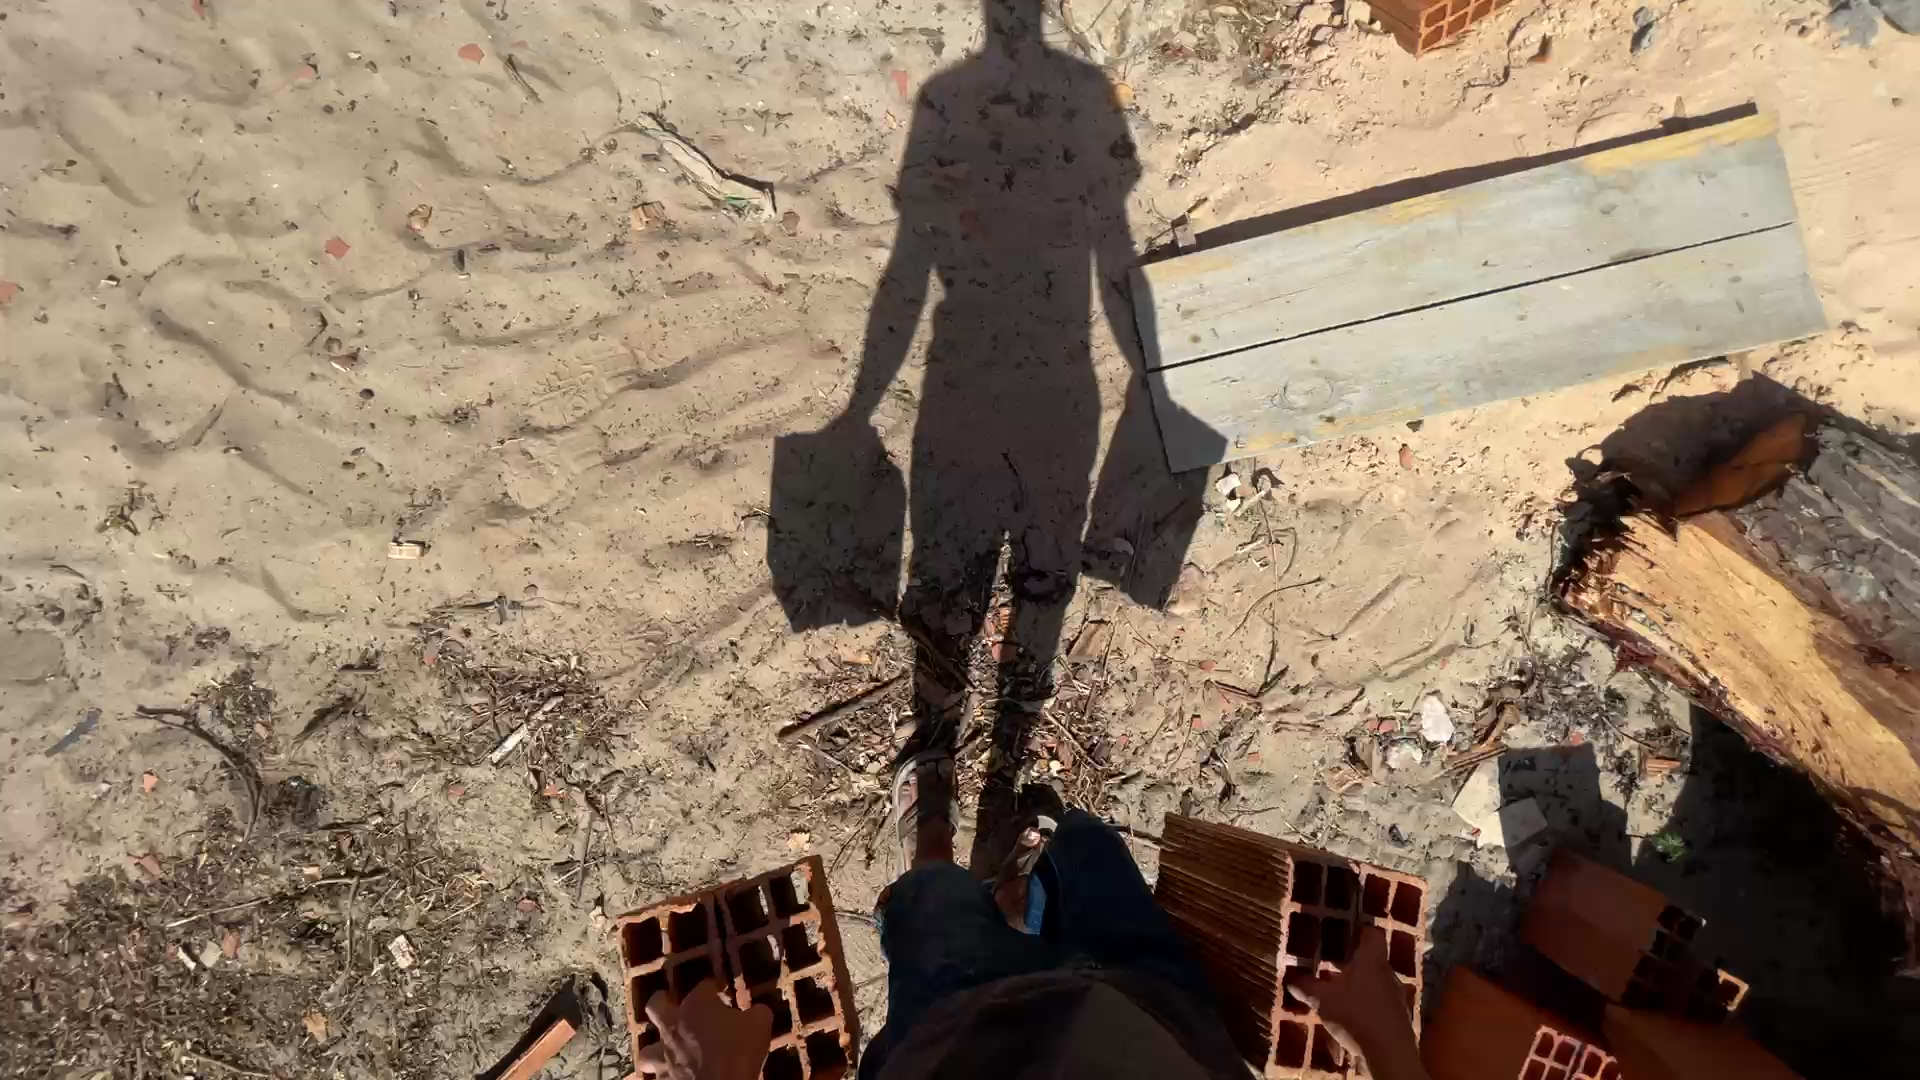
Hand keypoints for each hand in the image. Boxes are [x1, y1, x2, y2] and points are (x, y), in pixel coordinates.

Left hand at [637, 978, 773, 1079]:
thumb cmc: (739, 1051)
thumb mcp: (760, 1022)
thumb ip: (756, 1011)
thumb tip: (756, 1011)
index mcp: (697, 1005)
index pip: (704, 985)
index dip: (715, 986)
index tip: (723, 990)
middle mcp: (674, 1027)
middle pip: (656, 1005)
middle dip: (662, 1001)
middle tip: (673, 1004)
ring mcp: (664, 1058)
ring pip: (646, 1051)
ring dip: (656, 1050)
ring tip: (668, 1052)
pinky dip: (664, 1078)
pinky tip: (674, 1079)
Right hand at [1287, 928, 1427, 1079]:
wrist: (1391, 1057)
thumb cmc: (1355, 1016)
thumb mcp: (1322, 1000)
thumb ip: (1306, 987)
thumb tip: (1290, 979)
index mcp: (1371, 961)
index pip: (1372, 933)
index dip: (1360, 929)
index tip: (1346, 930)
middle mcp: (1388, 974)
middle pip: (1373, 959)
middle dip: (1354, 960)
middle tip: (1333, 962)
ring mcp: (1397, 998)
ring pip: (1377, 982)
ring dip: (1361, 984)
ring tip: (1341, 991)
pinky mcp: (1400, 1019)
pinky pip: (1381, 1003)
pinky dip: (1368, 1005)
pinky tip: (1353, 1016)